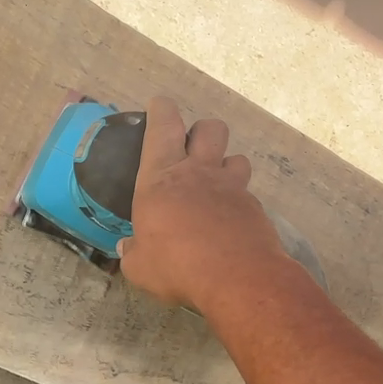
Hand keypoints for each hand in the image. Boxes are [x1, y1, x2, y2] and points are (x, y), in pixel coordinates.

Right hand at [117, 97, 288, 309]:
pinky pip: (246, 193)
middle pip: (209, 129)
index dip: (161, 110)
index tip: (158, 104)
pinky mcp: (254, 208)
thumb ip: (133, 252)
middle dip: (200, 131)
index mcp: (161, 179)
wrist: (236, 279)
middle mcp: (198, 173)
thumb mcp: (139, 266)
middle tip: (190, 147)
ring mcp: (231, 188)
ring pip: (236, 157)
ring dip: (225, 165)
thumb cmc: (176, 266)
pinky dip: (237, 201)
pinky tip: (228, 220)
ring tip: (215, 184)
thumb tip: (128, 248)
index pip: (162, 128)